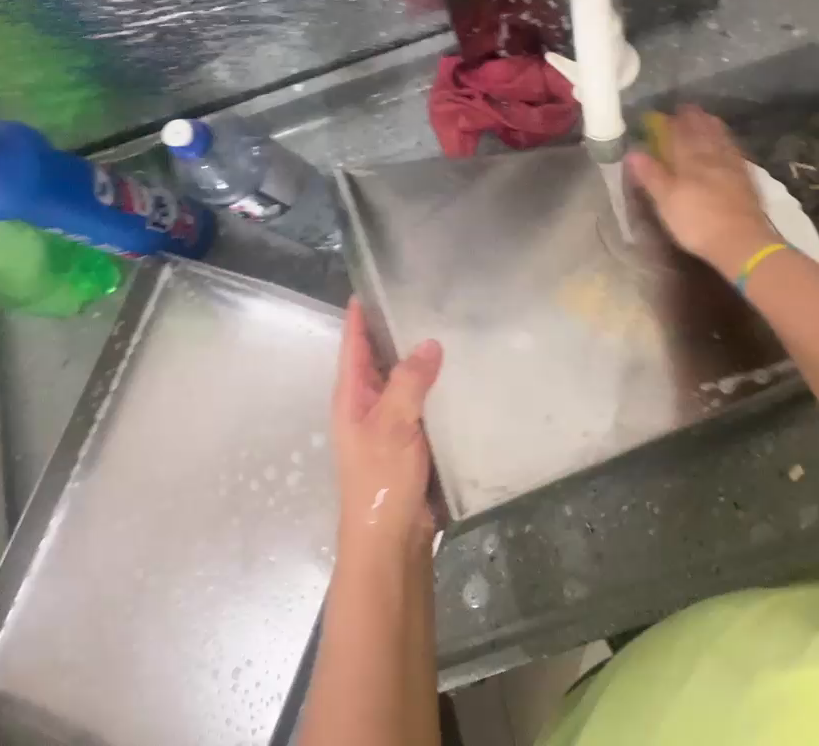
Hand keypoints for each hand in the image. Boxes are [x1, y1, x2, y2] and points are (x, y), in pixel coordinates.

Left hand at [331, 299, 441, 558]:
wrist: (391, 537)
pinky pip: (428, 401)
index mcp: (352, 396)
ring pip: (409, 379)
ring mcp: (394, 421)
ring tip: (454, 324)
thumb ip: (410, 382)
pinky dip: (442, 385)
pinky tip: (466, 371)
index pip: (354, 343)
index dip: (361, 314)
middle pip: (383, 357)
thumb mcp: (393, 425)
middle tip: (430, 295)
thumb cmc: (381, 479)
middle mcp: (370, 403)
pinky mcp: (416, 437)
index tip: (375, 280)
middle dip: (400, 329)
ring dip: (425, 357)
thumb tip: (431, 343)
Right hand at [627, 105, 782, 277]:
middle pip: (702, 134)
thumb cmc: (697, 223)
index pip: (678, 137)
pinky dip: (731, 144)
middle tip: (688, 107)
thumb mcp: (666, 202)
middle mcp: (711, 158)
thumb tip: (633, 152)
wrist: (740, 241)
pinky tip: (731, 145)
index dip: (671, 124)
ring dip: (713, 127)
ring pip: (721, 141)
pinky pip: (736, 154)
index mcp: (689, 161)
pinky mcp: (747, 181)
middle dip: (694, 120)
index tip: (666, 113)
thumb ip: (651, 175)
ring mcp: (732, 168)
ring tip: (709, 117)